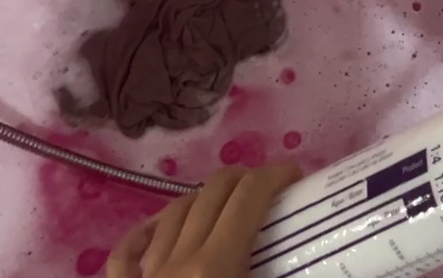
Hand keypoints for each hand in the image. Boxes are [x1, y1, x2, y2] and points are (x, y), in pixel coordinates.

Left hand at [107, 162, 301, 277]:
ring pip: (175, 211)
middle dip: (246, 179)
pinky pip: (126, 254)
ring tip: (227, 207)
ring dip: (205, 200)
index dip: (278, 174)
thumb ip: (280, 274)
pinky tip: (159, 229)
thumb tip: (315, 267)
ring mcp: (145, 276)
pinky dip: (146, 234)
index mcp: (216, 266)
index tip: (297, 178)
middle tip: (269, 193)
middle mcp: (179, 260)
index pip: (251, 194)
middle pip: (215, 190)